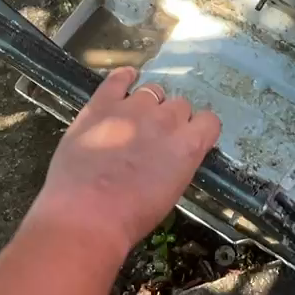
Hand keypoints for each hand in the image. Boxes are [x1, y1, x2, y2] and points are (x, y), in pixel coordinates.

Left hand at [27, 67, 220, 260]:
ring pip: (152, 91)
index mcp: (188, 145)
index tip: (188, 139)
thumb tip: (174, 153)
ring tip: (134, 120)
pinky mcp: (101, 105)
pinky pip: (117, 79)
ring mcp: (133, 108)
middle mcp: (166, 120)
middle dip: (171, 120)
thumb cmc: (130, 217)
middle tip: (154, 139)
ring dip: (149, 104)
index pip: (209, 121)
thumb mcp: (170, 192)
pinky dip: (124, 77)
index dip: (199, 130)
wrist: (84, 217)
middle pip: (180, 105)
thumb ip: (178, 162)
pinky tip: (125, 79)